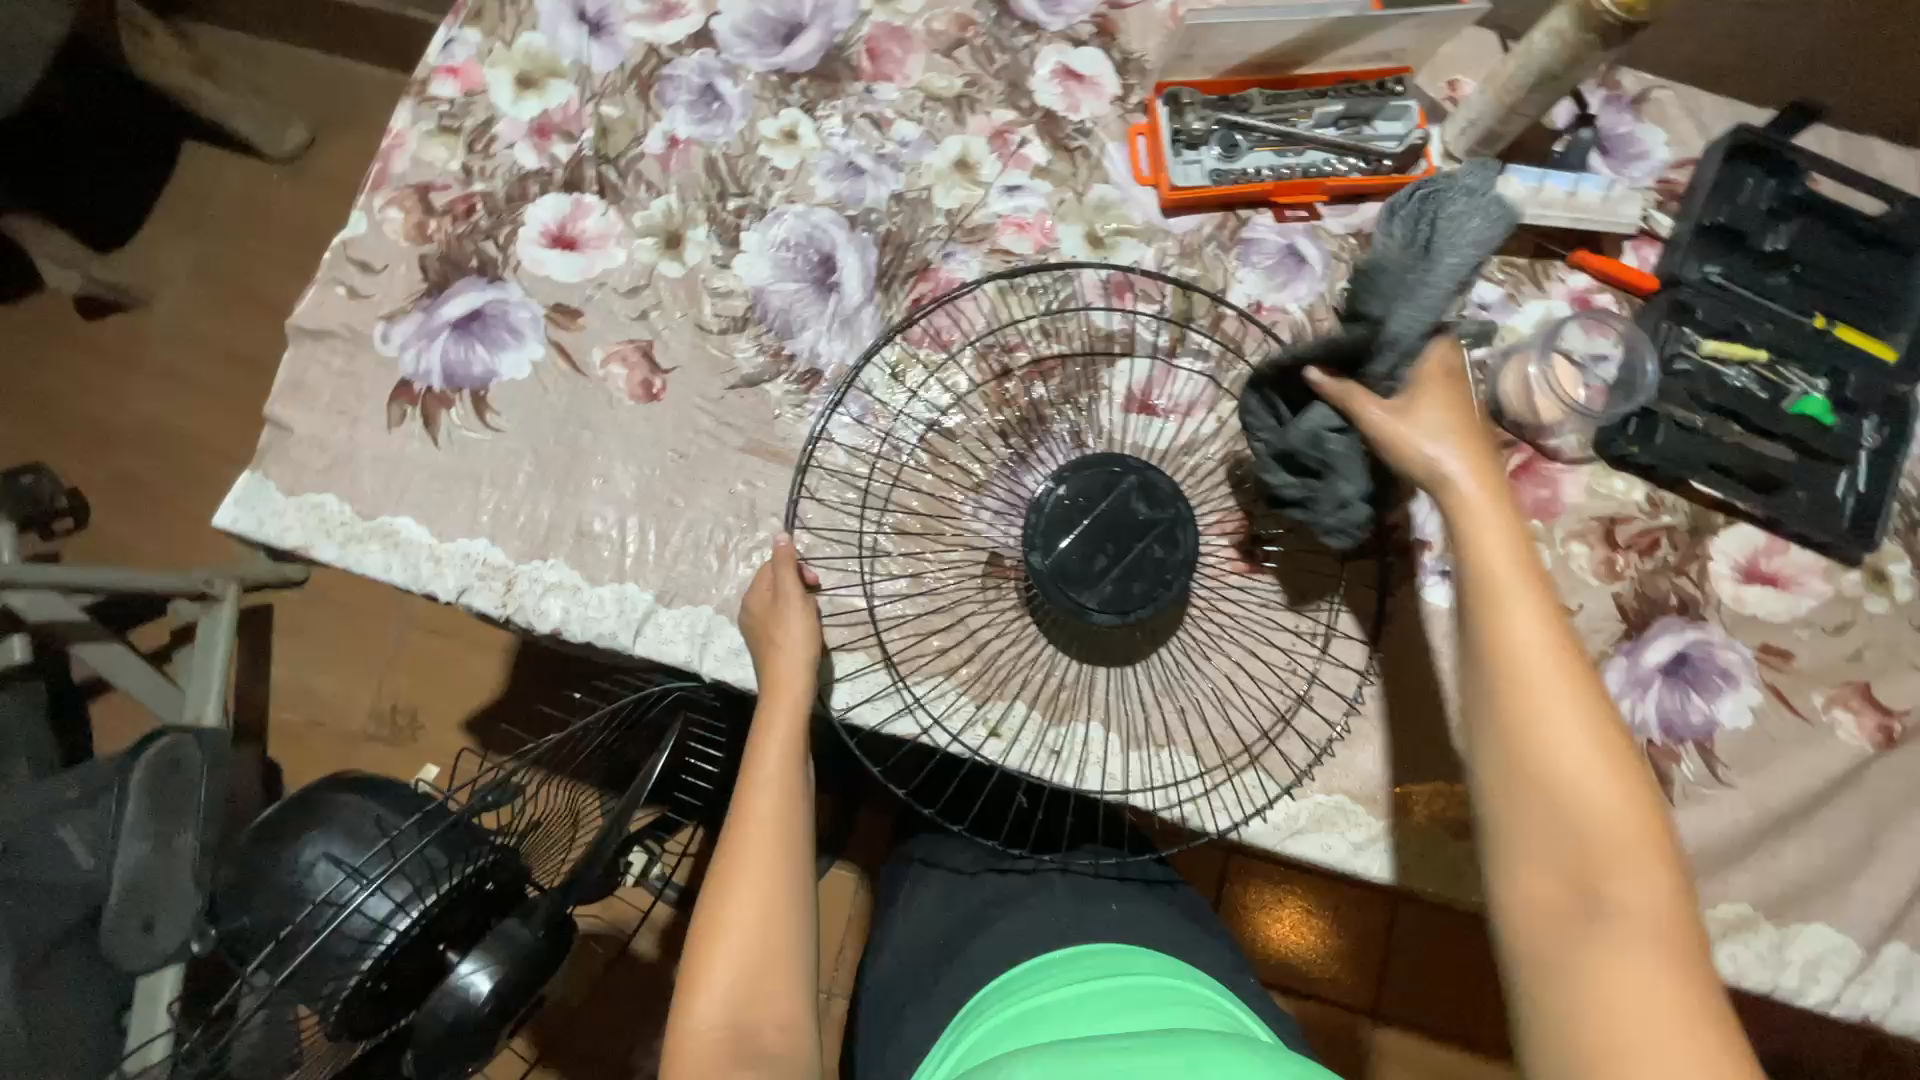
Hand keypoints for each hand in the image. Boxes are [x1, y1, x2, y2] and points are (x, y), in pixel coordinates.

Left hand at [740, 532, 822, 704]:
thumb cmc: (793, 637)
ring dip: (801, 605)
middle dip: (800, 587)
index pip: (773, 565)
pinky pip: (782, 621)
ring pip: (782, 603)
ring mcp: (756, 629)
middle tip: (816, 602)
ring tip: (813, 619)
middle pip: (777, 584)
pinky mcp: (767, 644)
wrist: (789, 686)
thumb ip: (786, 564)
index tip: (816, 583)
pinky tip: (807, 632)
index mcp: (752, 595)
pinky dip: (797, 621)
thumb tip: (779, 534)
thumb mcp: (792, 595)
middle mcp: (749, 609)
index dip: (797, 568)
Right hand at [1304, 335, 1504, 505]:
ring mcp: (1464, 386)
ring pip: (1432, 364)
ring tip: (1375, 370)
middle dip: (1398, 345)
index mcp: (1436, 356)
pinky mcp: (1465, 407)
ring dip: (1408, 366)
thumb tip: (1308, 369)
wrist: (1468, 483)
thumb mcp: (1375, 418)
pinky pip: (1438, 382)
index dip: (1391, 324)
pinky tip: (1399, 396)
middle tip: (1365, 350)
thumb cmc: (1422, 442)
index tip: (1364, 328)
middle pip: (1424, 343)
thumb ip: (1343, 392)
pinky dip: (1419, 383)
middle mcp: (1456, 363)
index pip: (1417, 322)